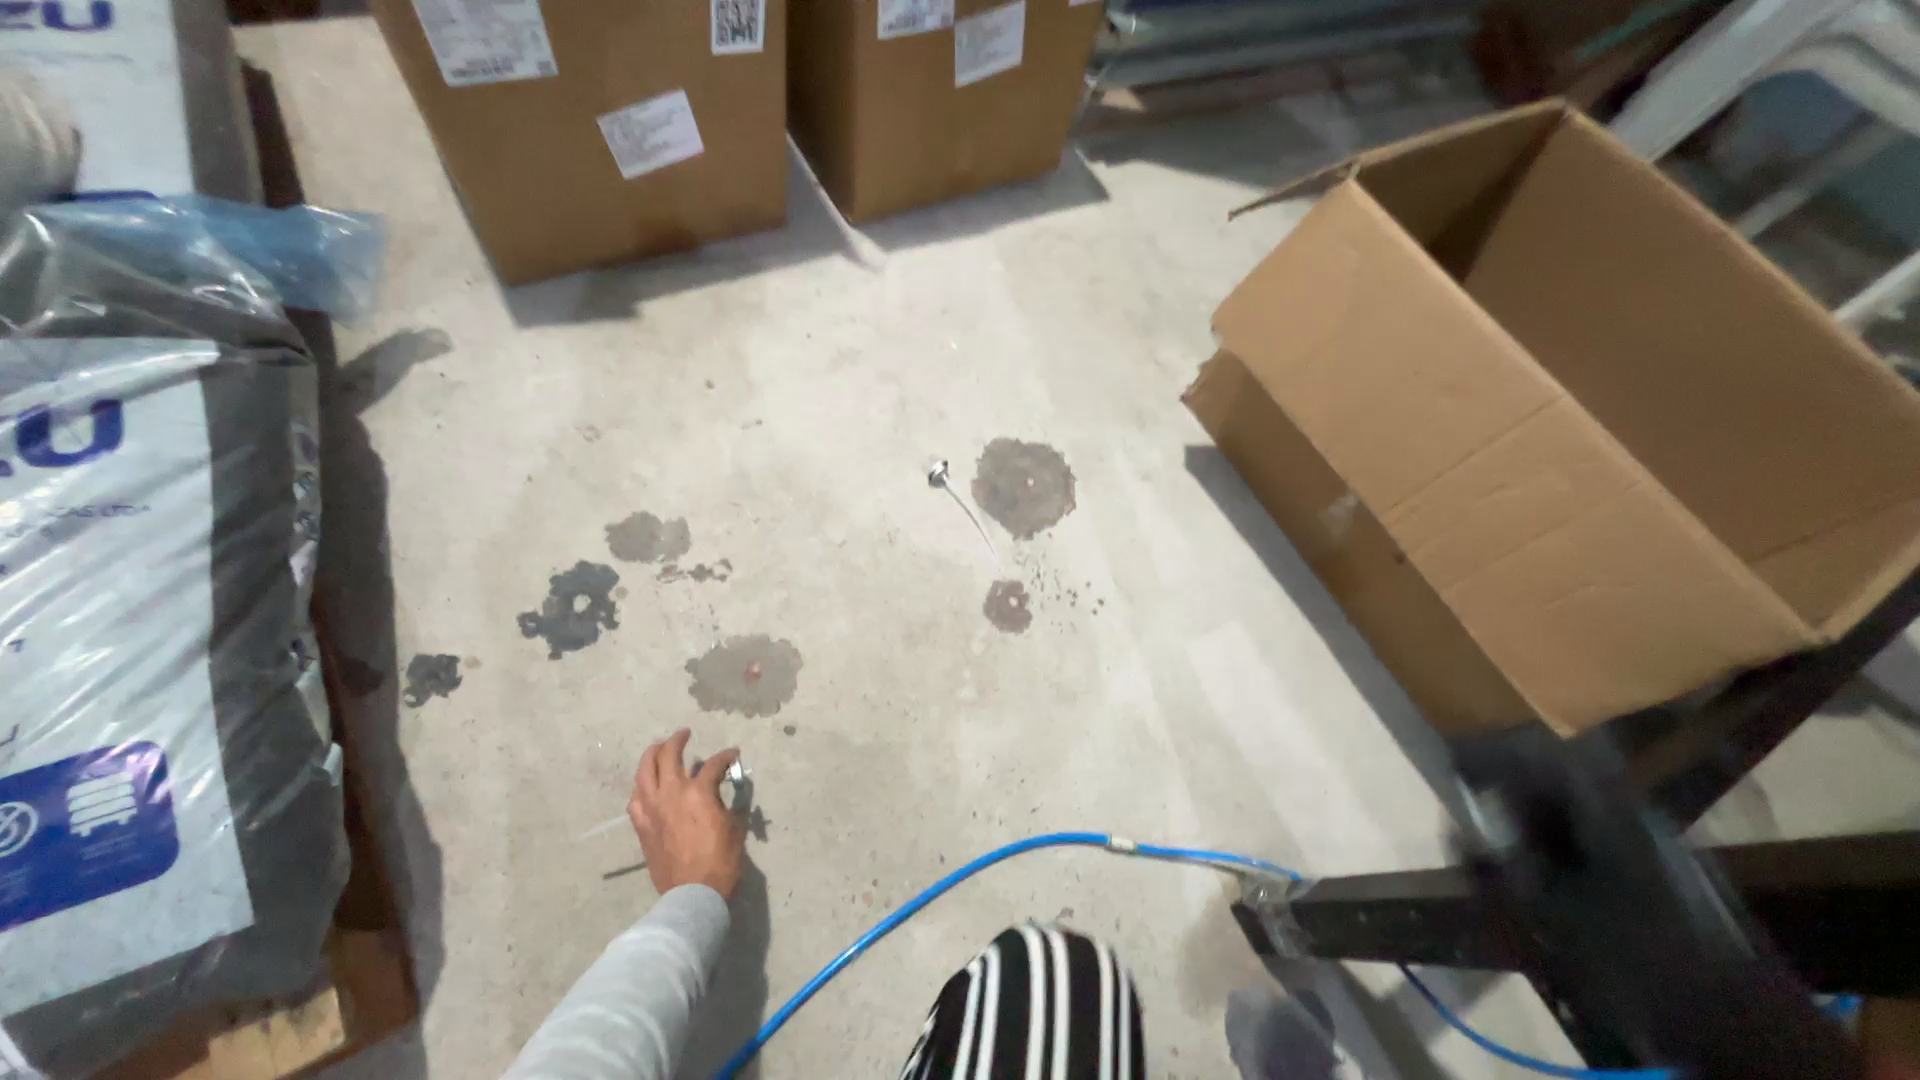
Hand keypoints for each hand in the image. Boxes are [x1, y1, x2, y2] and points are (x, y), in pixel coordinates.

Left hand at [627, 729, 743, 900]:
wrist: (692, 893)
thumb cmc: (721, 860)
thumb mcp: (735, 827)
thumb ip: (729, 803)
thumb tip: (726, 793)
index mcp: (698, 792)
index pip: (714, 764)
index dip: (725, 756)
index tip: (732, 754)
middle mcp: (671, 793)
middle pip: (669, 755)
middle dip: (678, 740)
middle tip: (684, 734)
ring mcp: (652, 808)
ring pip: (645, 771)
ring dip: (652, 754)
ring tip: (659, 747)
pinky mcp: (642, 825)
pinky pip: (636, 798)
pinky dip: (642, 786)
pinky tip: (646, 785)